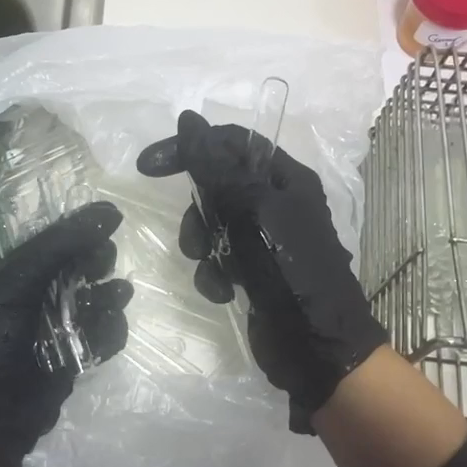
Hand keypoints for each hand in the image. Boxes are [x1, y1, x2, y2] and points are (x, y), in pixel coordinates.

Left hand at [0, 200, 132, 466]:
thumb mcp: (14, 284)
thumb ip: (57, 248)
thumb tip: (108, 213)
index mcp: (10, 275)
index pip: (52, 241)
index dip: (80, 229)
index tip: (112, 220)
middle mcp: (30, 299)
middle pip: (75, 270)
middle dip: (95, 262)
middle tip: (108, 262)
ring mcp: (49, 333)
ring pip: (91, 304)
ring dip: (107, 297)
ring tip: (119, 295)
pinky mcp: (66, 364)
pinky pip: (97, 339)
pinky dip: (108, 333)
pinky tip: (111, 330)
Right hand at [137, 110, 387, 431]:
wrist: (317, 347)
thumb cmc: (290, 270)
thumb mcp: (251, 210)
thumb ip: (216, 167)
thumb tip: (188, 120)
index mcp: (286, 178)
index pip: (230, 143)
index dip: (189, 148)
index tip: (149, 167)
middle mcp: (276, 203)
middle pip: (216, 187)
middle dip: (199, 215)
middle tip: (196, 239)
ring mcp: (265, 239)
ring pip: (213, 225)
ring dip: (205, 249)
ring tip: (215, 270)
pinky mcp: (255, 272)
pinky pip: (219, 258)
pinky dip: (215, 274)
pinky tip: (224, 292)